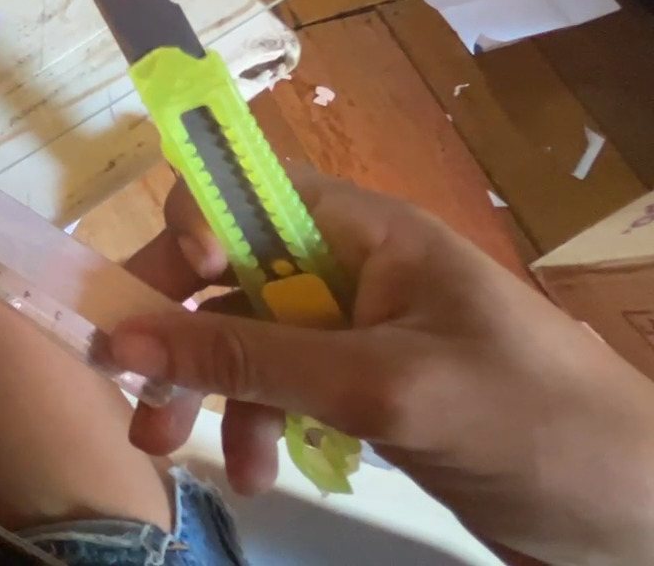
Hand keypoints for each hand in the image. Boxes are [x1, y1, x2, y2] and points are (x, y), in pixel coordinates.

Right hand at [115, 168, 653, 565]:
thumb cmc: (540, 432)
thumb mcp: (382, 391)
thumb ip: (247, 359)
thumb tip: (119, 341)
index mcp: (359, 231)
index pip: (240, 189)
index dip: (192, 225)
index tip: (178, 287)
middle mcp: (339, 265)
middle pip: (220, 269)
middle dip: (172, 325)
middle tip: (125, 376)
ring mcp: (344, 326)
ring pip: (234, 332)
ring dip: (195, 385)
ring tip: (161, 441)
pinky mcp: (350, 381)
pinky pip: (268, 383)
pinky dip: (246, 422)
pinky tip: (250, 470)